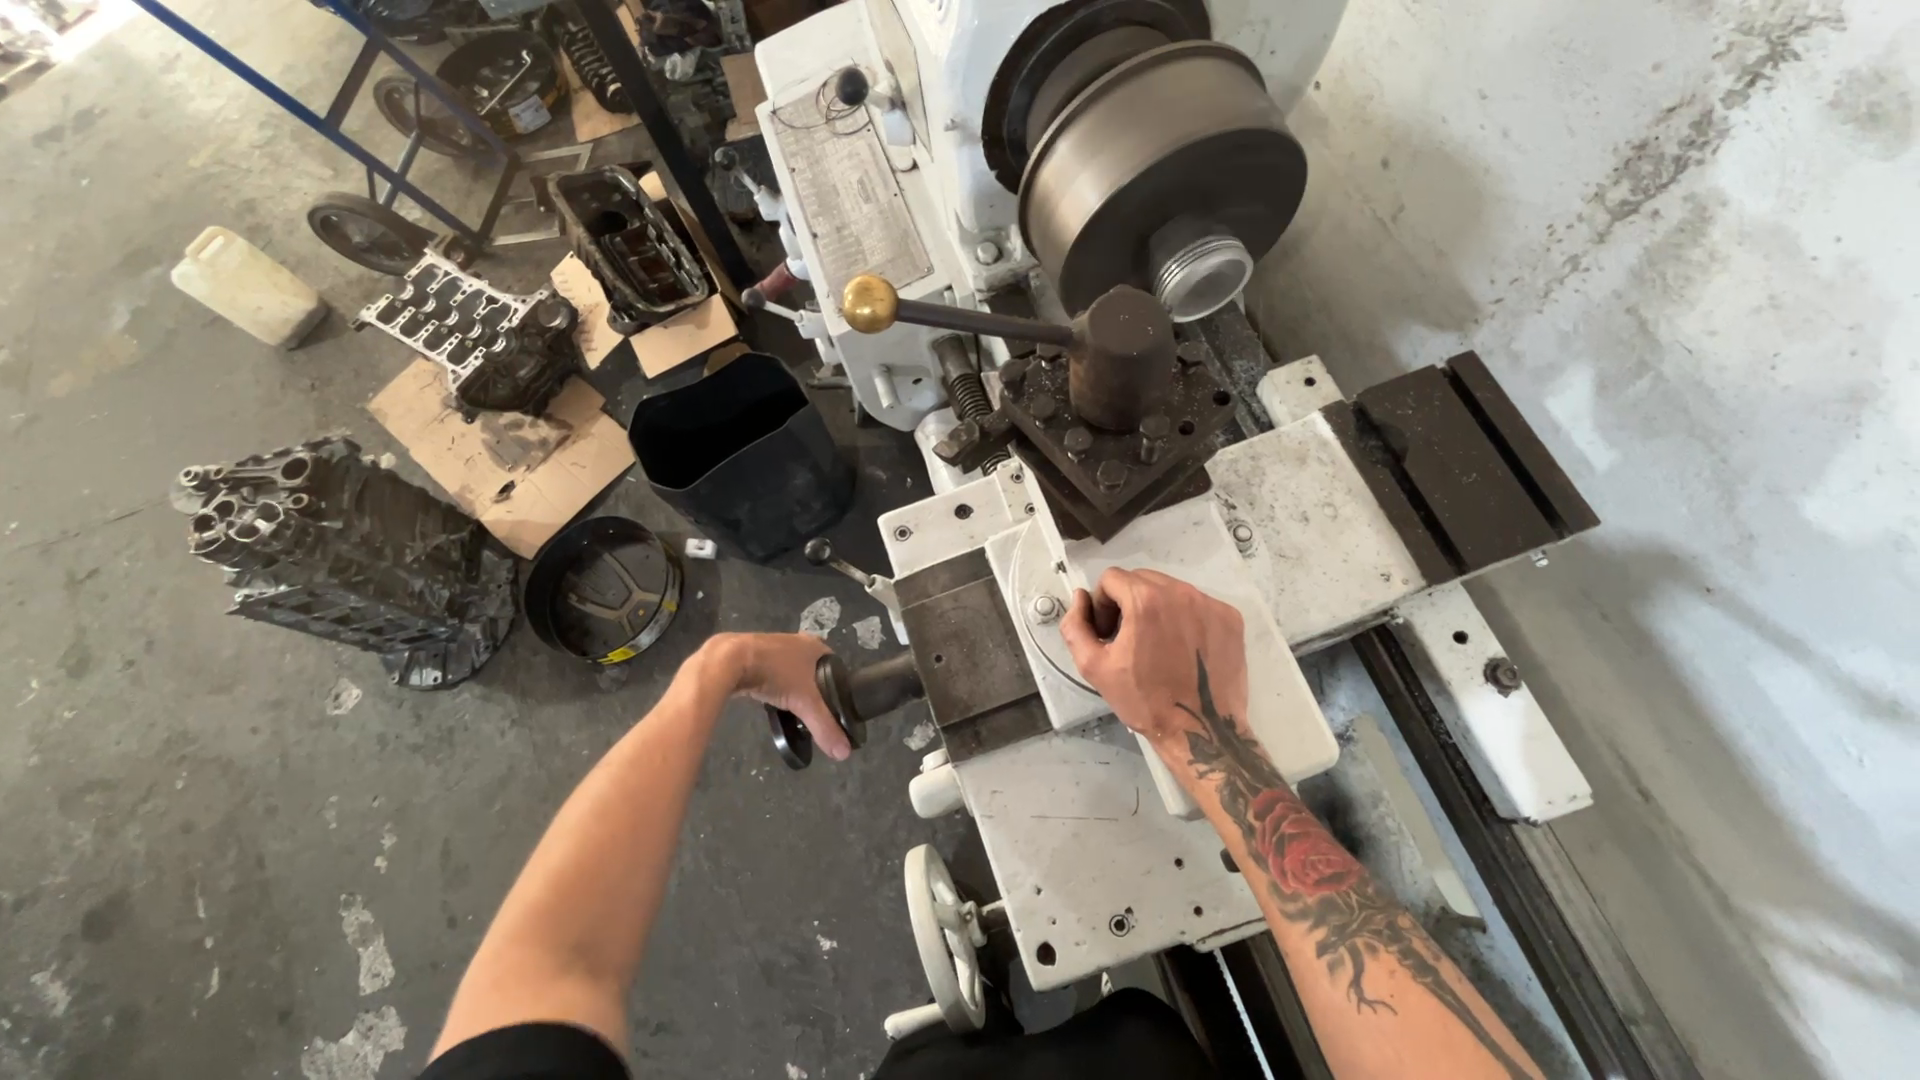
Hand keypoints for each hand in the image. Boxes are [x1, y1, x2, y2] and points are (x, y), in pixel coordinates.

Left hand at [716, 633, 850, 760]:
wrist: (731, 660)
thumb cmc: (776, 673)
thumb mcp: (805, 703)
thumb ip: (824, 727)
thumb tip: (844, 753)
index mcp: (815, 646)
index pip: (836, 666)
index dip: (838, 685)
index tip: (836, 705)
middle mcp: (797, 641)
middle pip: (813, 668)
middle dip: (814, 687)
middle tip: (814, 709)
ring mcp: (774, 646)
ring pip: (791, 669)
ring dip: (793, 685)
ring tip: (795, 707)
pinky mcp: (753, 655)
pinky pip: (771, 672)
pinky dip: (774, 685)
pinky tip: (773, 699)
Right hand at [1059, 568, 1249, 744]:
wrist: (1201, 730)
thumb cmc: (1144, 701)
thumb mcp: (1093, 667)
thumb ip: (1076, 625)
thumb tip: (1080, 598)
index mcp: (1146, 601)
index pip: (1112, 578)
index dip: (1102, 604)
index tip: (1107, 632)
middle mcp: (1181, 593)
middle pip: (1142, 579)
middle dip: (1127, 602)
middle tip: (1128, 638)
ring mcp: (1210, 604)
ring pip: (1171, 590)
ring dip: (1156, 608)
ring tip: (1156, 644)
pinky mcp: (1230, 618)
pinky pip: (1197, 604)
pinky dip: (1184, 618)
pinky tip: (1182, 649)